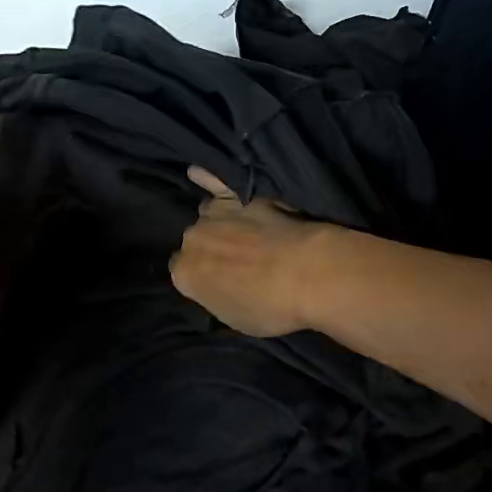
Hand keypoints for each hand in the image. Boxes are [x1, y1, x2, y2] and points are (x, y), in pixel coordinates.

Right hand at [169, 167, 331, 336]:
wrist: (309, 272)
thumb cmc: (274, 306)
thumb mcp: (238, 319)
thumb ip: (219, 297)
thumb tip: (220, 287)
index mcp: (185, 274)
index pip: (183, 272)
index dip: (204, 276)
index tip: (222, 281)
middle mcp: (192, 239)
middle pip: (196, 240)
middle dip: (212, 247)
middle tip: (239, 258)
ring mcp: (216, 211)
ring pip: (209, 213)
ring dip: (221, 220)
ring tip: (243, 229)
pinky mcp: (242, 193)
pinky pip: (215, 179)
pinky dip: (208, 177)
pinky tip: (199, 173)